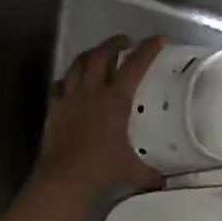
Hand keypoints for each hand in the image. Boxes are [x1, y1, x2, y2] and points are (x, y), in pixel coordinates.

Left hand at [37, 35, 164, 194]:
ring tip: (98, 54)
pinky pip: (60, 85)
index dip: (148, 49)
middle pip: (101, 55)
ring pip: (78, 64)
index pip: (135, 66)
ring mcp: (70, 97)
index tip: (159, 39)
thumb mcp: (135, 171)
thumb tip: (166, 181)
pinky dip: (68, 79)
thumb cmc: (104, 169)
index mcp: (115, 101)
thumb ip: (152, 173)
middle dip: (114, 44)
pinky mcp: (55, 108)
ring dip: (90, 54)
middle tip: (125, 42)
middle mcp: (92, 91)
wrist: (66, 176)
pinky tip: (72, 83)